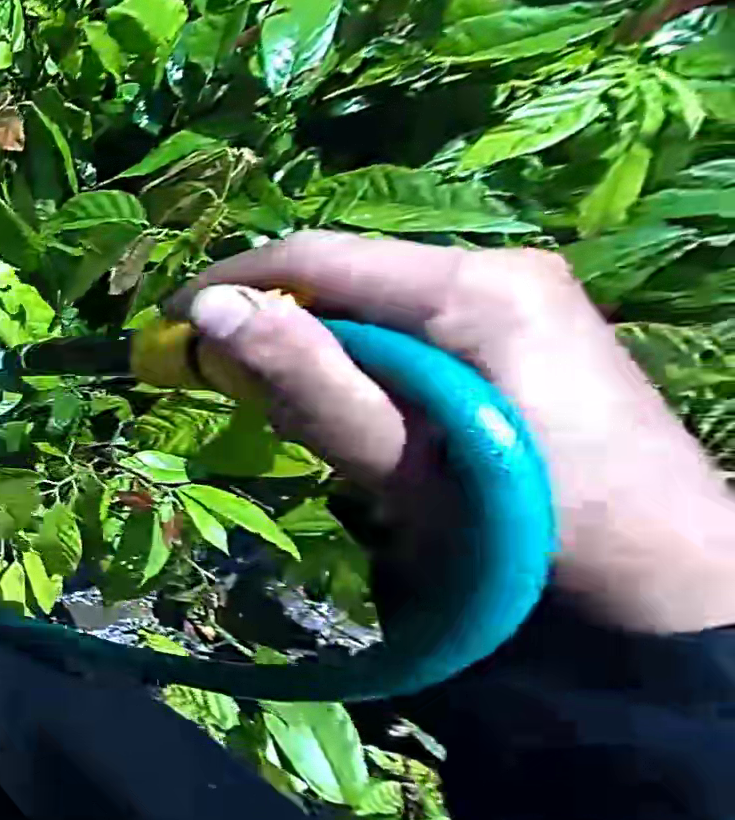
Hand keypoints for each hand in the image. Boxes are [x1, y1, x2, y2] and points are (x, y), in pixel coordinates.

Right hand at [169, 231, 734, 633]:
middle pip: (334, 272)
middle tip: (222, 379)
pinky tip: (348, 401)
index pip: (310, 255)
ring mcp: (506, 291)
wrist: (650, 564)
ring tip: (292, 405)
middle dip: (263, 319)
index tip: (168, 324)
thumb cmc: (510, 512)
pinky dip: (340, 354)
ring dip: (301, 342)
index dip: (225, 282)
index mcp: (469, 288)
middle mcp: (491, 268)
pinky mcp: (505, 320)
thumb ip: (299, 372)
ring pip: (356, 297)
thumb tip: (206, 306)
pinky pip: (387, 318)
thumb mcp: (386, 449)